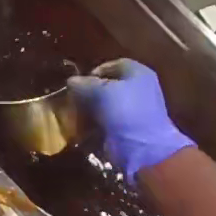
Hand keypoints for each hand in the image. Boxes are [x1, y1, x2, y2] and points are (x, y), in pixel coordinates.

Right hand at [67, 59, 193, 180]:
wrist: (143, 148)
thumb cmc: (126, 112)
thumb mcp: (103, 92)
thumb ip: (86, 84)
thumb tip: (71, 81)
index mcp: (137, 74)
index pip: (112, 66)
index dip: (94, 73)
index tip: (78, 85)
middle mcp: (137, 89)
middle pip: (107, 86)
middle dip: (88, 94)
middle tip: (73, 102)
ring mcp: (132, 110)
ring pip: (105, 105)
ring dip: (89, 111)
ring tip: (75, 117)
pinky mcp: (126, 129)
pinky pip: (107, 122)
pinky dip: (94, 125)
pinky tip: (83, 131)